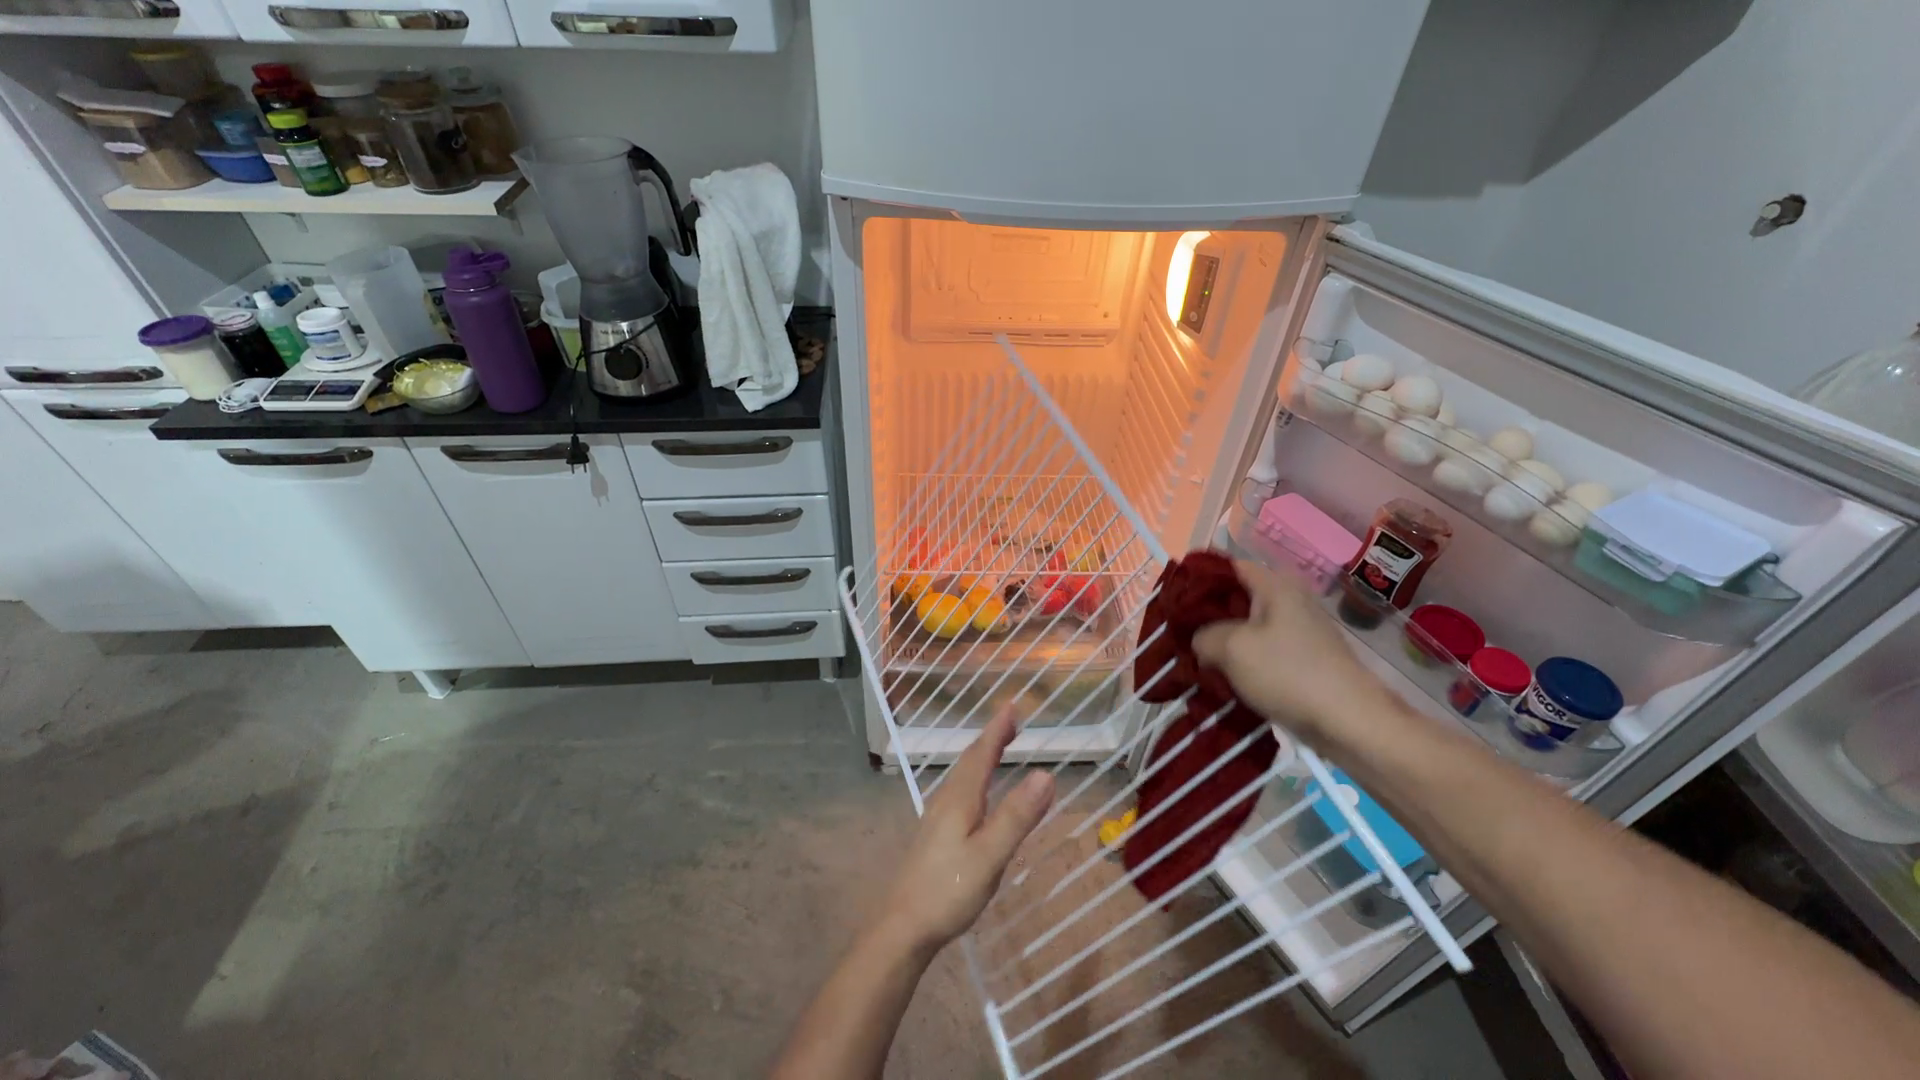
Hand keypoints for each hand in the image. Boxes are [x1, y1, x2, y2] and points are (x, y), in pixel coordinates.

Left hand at [876, 708, 1055, 955]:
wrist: (902, 927)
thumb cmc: (947, 891)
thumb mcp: (990, 855)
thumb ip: (1017, 817)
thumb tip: (1045, 773)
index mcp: (960, 800)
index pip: (981, 755)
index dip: (997, 730)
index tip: (1013, 705)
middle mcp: (946, 802)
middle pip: (969, 761)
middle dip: (991, 739)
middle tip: (1012, 721)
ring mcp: (937, 820)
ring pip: (962, 778)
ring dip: (981, 758)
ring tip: (998, 749)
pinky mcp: (935, 837)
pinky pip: (960, 794)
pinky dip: (975, 780)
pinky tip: (977, 797)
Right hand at [1192, 558, 1401, 747]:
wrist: (1349, 722)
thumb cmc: (1289, 674)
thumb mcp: (1232, 648)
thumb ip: (1202, 635)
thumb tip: (1198, 640)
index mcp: (1275, 585)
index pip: (1227, 566)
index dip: (1196, 580)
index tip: (1171, 603)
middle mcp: (1288, 601)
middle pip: (1235, 599)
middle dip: (1204, 617)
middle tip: (1176, 637)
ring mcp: (1297, 632)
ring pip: (1246, 629)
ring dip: (1220, 644)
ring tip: (1193, 662)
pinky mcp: (1301, 661)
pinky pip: (1260, 653)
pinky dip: (1239, 663)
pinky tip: (1221, 680)